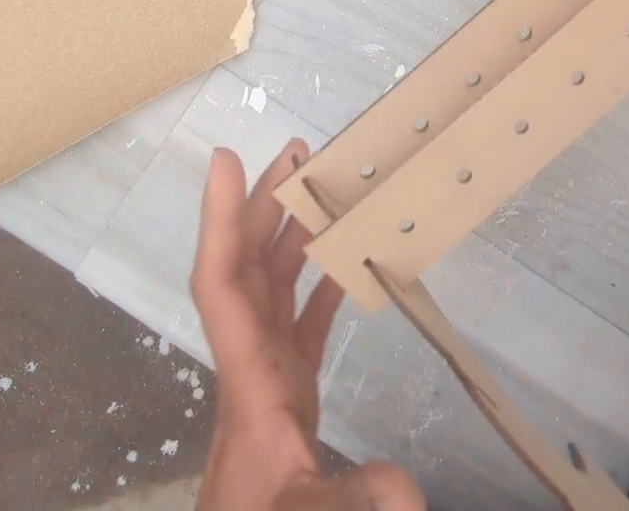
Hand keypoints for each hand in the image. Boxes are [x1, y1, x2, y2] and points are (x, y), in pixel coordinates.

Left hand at [192, 139, 423, 510]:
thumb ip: (353, 498)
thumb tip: (407, 488)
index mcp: (247, 375)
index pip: (221, 281)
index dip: (221, 218)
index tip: (226, 161)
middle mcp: (250, 358)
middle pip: (248, 264)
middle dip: (266, 203)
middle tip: (298, 152)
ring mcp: (268, 370)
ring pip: (273, 284)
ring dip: (290, 233)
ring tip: (320, 188)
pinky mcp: (288, 384)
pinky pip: (299, 317)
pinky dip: (316, 283)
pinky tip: (340, 261)